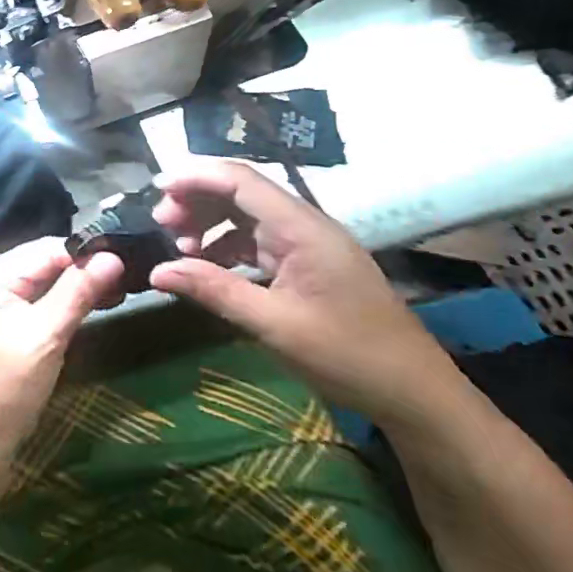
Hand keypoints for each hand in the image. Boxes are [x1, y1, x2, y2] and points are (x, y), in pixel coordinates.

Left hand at [0, 237, 123, 469]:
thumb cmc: (8, 386)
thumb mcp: (46, 335)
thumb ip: (78, 292)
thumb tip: (114, 256)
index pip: (47, 248)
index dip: (87, 253)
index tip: (129, 261)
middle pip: (49, 260)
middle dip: (87, 268)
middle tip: (131, 278)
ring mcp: (2, 296)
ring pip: (51, 278)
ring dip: (83, 284)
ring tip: (122, 291)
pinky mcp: (12, 316)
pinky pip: (46, 296)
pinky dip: (71, 299)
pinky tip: (99, 302)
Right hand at [147, 161, 459, 422]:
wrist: (416, 394)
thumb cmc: (348, 355)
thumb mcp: (274, 325)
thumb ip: (214, 290)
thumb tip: (156, 272)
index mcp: (302, 228)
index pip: (241, 180)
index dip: (195, 176)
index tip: (157, 190)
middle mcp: (304, 224)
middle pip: (240, 191)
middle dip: (196, 199)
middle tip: (161, 224)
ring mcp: (306, 243)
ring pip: (245, 214)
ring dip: (209, 222)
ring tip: (179, 245)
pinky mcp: (306, 263)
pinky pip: (256, 239)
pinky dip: (226, 245)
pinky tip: (206, 264)